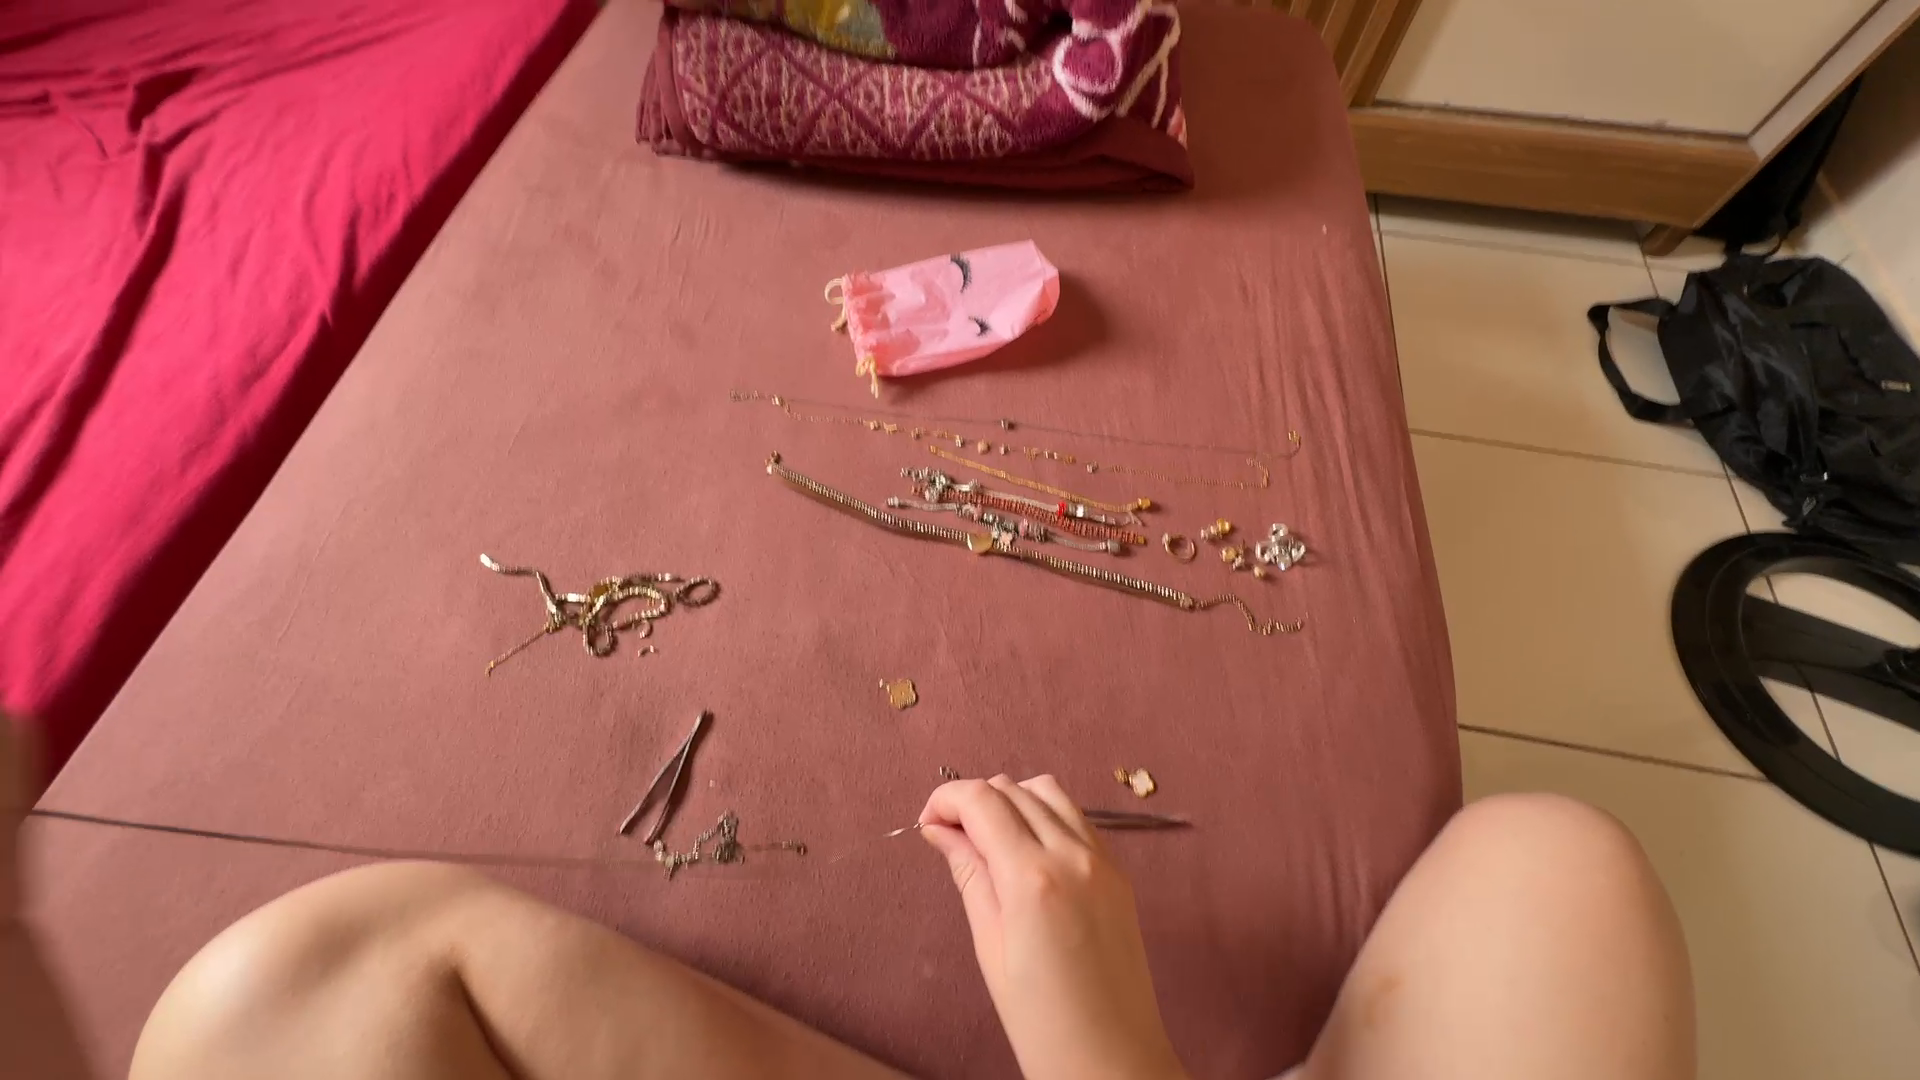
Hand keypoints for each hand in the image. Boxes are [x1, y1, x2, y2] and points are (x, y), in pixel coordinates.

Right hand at [919, 775, 1187, 1079]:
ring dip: (1010, 800)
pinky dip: (1044, 814)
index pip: (981, 800)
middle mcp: (1071, 854)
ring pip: (1046, 790)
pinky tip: (1028, 848)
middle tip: (951, 836)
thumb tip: (939, 829)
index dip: (945, 799)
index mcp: (1032, 878)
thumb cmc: (1041, 1021)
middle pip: (1011, 788)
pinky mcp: (1117, 869)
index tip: (927, 822)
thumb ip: (969, 873)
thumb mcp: (990, 946)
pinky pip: (1075, 816)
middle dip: (972, 800)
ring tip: (990, 839)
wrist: (1114, 1063)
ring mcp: (1101, 858)